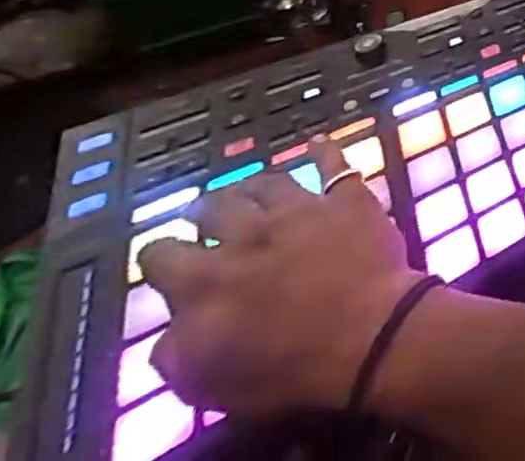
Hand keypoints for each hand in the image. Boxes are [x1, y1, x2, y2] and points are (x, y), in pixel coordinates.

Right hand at [136, 137, 425, 415]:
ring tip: (249, 185)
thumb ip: (176, 351)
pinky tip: (319, 143)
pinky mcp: (346, 199)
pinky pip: (335, 165)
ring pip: (269, 182)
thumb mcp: (209, 381)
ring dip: (254, 183)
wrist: (366, 332)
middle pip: (215, 206)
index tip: (163, 257)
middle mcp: (248, 231)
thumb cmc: (287, 365)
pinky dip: (325, 152)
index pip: (162, 255)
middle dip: (204, 209)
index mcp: (206, 277)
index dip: (158, 256)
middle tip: (202, 211)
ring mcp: (301, 208)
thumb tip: (168, 330)